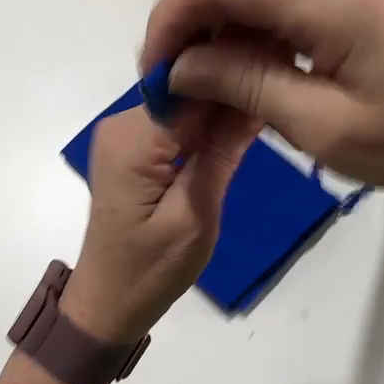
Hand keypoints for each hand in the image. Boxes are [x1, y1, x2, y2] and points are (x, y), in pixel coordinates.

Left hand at [61, 103, 258, 346]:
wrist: (108, 300)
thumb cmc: (151, 269)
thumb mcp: (195, 216)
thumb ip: (220, 154)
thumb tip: (252, 98)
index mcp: (133, 139)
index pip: (193, 87)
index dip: (234, 83)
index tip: (275, 85)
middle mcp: (121, 124)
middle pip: (187, 91)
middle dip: (228, 97)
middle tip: (274, 110)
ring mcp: (122, 133)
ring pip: (183, 105)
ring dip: (217, 114)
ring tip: (256, 126)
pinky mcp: (129, 147)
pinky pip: (172, 124)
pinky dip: (200, 130)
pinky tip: (228, 140)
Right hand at [141, 0, 383, 203]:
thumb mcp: (324, 127)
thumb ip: (243, 84)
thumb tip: (180, 64)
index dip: (169, 22)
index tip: (153, 75)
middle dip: (189, 20)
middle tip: (176, 81)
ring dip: (221, 18)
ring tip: (209, 78)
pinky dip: (256, 15)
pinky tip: (253, 60)